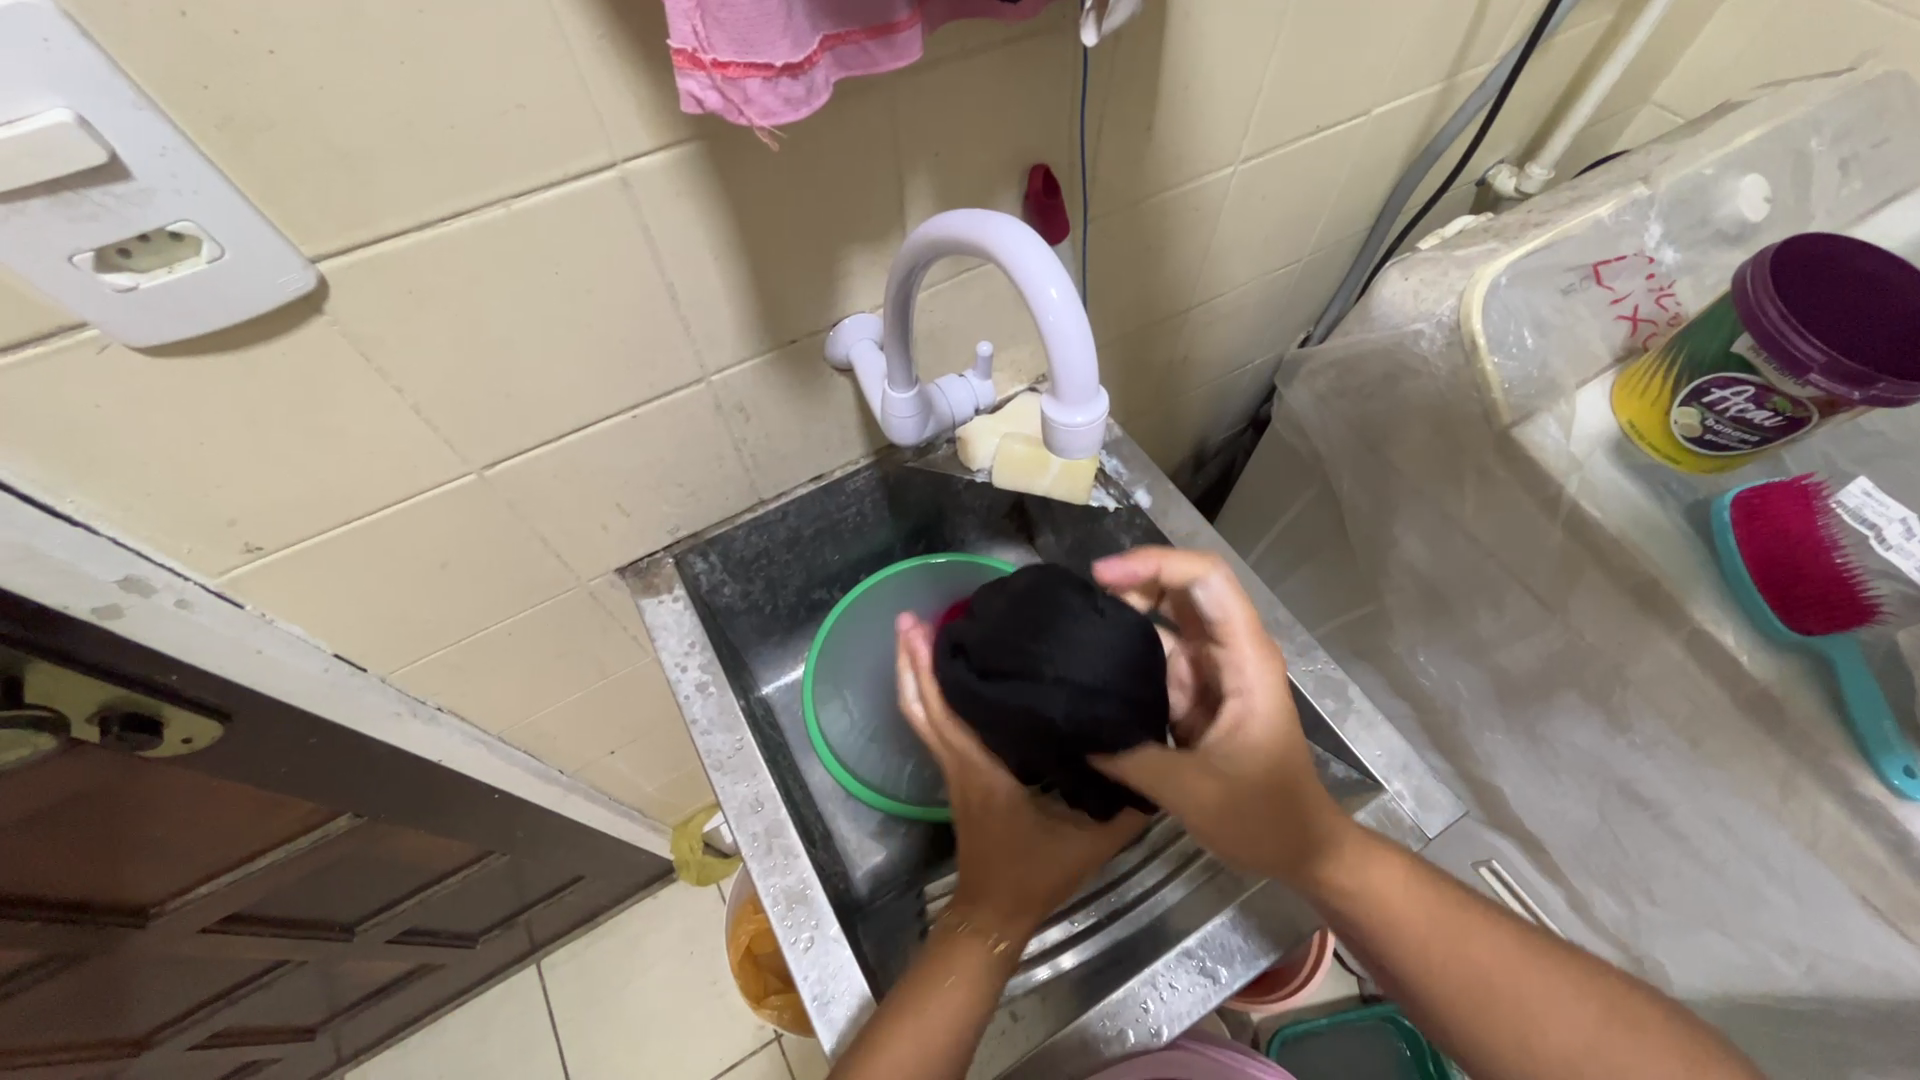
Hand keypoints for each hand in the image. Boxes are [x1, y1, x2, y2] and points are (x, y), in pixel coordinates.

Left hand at [895, 612, 1148, 940]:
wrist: (995, 915)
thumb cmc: (1035, 874)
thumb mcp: (1090, 841)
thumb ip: (1124, 800)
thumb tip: (1153, 753)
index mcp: (981, 768)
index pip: (945, 710)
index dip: (930, 668)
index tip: (927, 627)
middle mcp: (957, 762)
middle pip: (920, 706)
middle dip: (910, 660)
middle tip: (907, 618)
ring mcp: (952, 770)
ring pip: (921, 717)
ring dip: (914, 676)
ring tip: (914, 635)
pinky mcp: (956, 777)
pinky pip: (934, 728)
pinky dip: (929, 697)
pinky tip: (946, 678)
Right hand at [1090, 547, 1355, 886]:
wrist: (1301, 850)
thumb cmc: (1263, 816)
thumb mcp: (1192, 791)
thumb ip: (1129, 756)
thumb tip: (1073, 729)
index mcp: (1245, 659)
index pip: (1206, 580)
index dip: (1155, 565)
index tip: (1102, 577)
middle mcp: (1229, 654)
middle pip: (1182, 591)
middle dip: (1133, 583)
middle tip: (1081, 601)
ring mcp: (1212, 674)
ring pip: (1164, 624)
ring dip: (1124, 621)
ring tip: (1073, 632)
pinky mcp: (1195, 696)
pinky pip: (1156, 661)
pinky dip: (1124, 658)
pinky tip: (1089, 667)